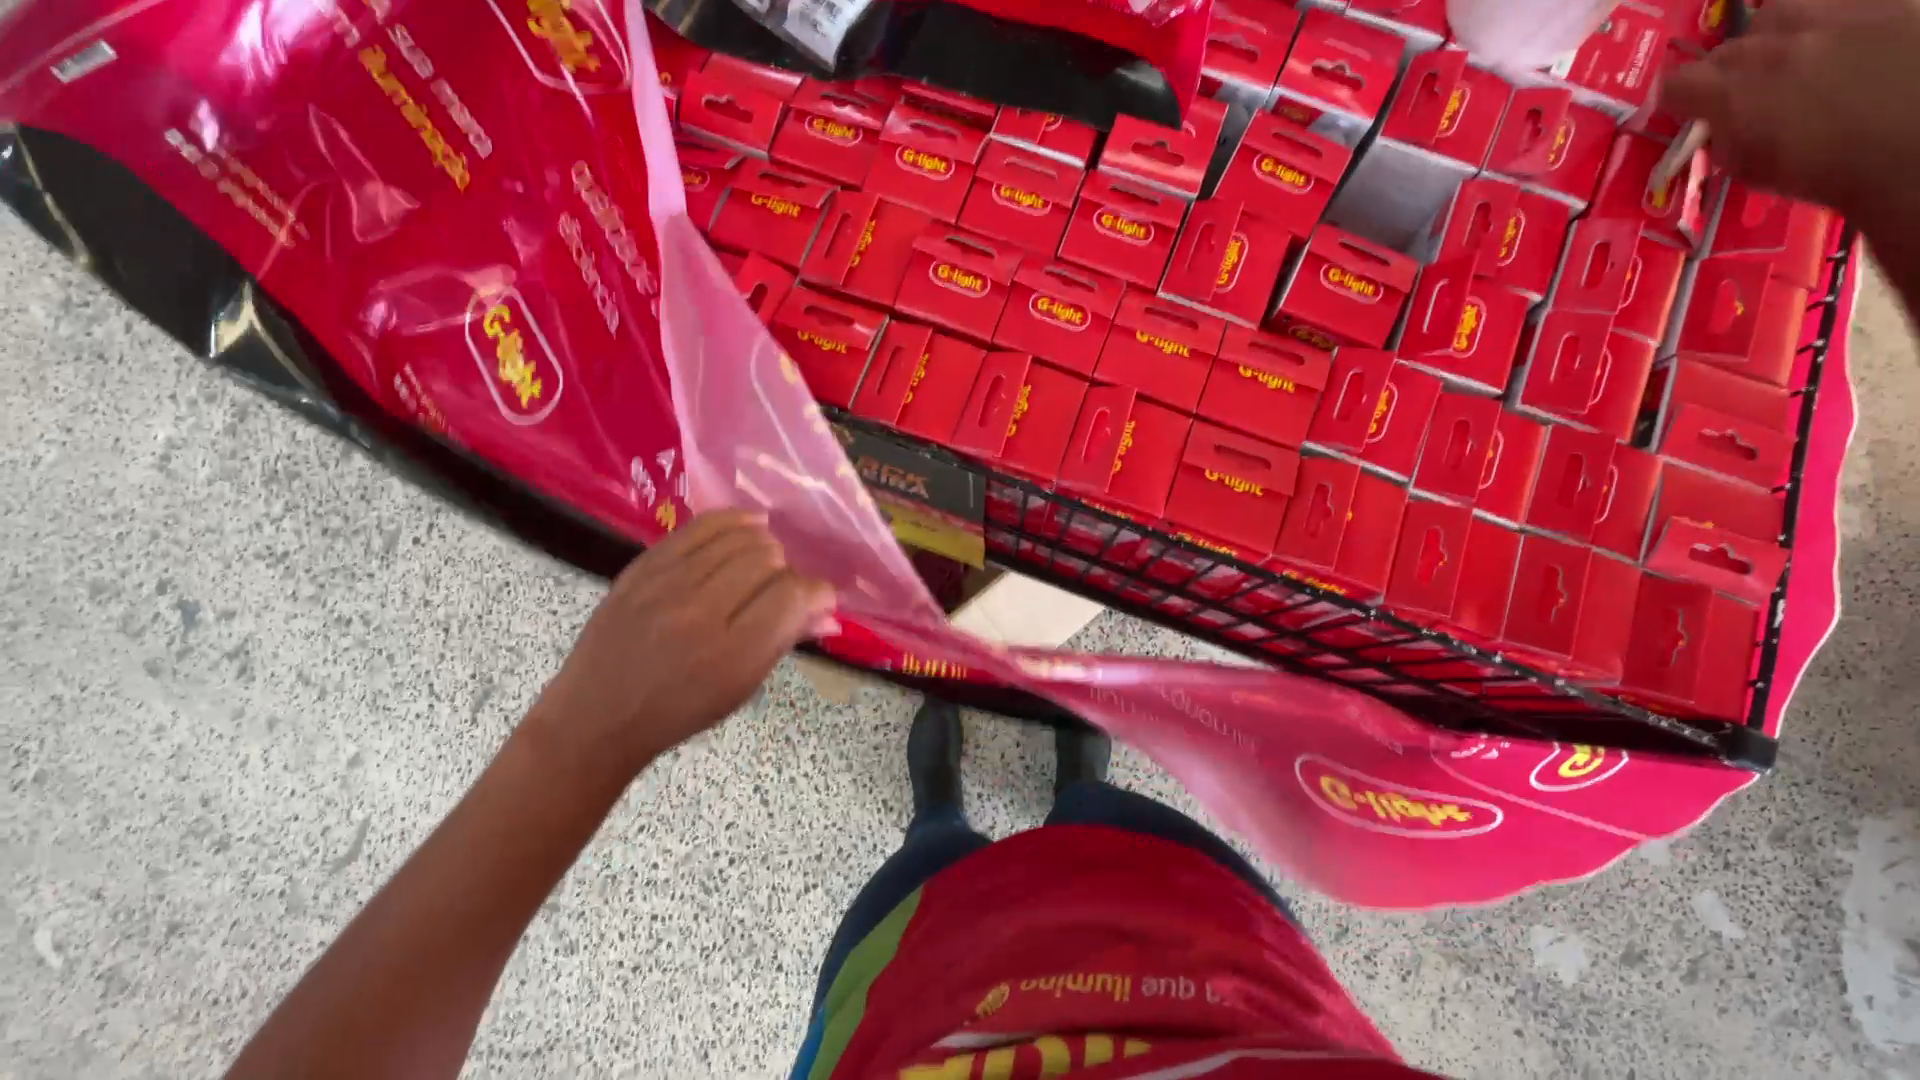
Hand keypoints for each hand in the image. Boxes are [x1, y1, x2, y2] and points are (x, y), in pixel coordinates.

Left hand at [527, 510, 834, 779]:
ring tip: (766, 561)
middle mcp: (700, 613)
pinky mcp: (644, 566)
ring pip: (740, 538)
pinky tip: (749, 525)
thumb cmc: (678, 712)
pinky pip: (701, 525)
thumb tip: (828, 612)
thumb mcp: (740, 689)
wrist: (598, 715)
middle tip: (783, 589)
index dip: (817, 593)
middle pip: (768, 561)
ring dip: (765, 546)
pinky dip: (734, 521)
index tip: (818, 600)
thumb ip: (785, 641)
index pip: (793, 597)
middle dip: (788, 572)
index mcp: (731, 655)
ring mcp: (667, 585)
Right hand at [1660, 0, 1919, 230]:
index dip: (1677, 100)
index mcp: (1737, 94)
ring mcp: (1842, 16)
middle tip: (1745, 94)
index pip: (1676, 86)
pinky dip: (1836, 24)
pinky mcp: (1891, 6)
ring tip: (1795, 57)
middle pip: (1730, 48)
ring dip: (1778, 34)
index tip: (1686, 112)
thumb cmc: (1840, 174)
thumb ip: (1731, 142)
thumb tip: (1722, 128)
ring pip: (1783, 11)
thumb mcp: (1761, 172)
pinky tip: (1846, 46)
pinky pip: (1845, 6)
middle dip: (1728, 71)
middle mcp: (1780, 45)